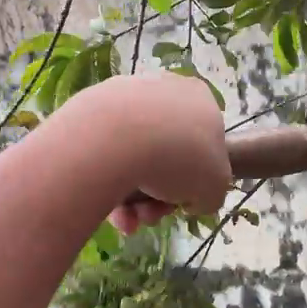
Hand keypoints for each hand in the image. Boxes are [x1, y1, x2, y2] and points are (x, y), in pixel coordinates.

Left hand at [68, 74, 230, 232]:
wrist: (117, 139)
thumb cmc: (181, 158)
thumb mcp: (215, 187)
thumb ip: (210, 192)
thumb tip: (192, 198)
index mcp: (200, 99)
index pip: (203, 145)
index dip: (195, 180)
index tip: (182, 201)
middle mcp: (164, 90)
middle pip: (167, 154)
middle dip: (160, 195)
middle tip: (150, 216)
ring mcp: (125, 95)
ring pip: (135, 156)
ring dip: (134, 195)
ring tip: (126, 218)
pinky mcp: (91, 105)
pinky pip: (106, 150)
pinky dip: (108, 179)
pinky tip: (107, 204)